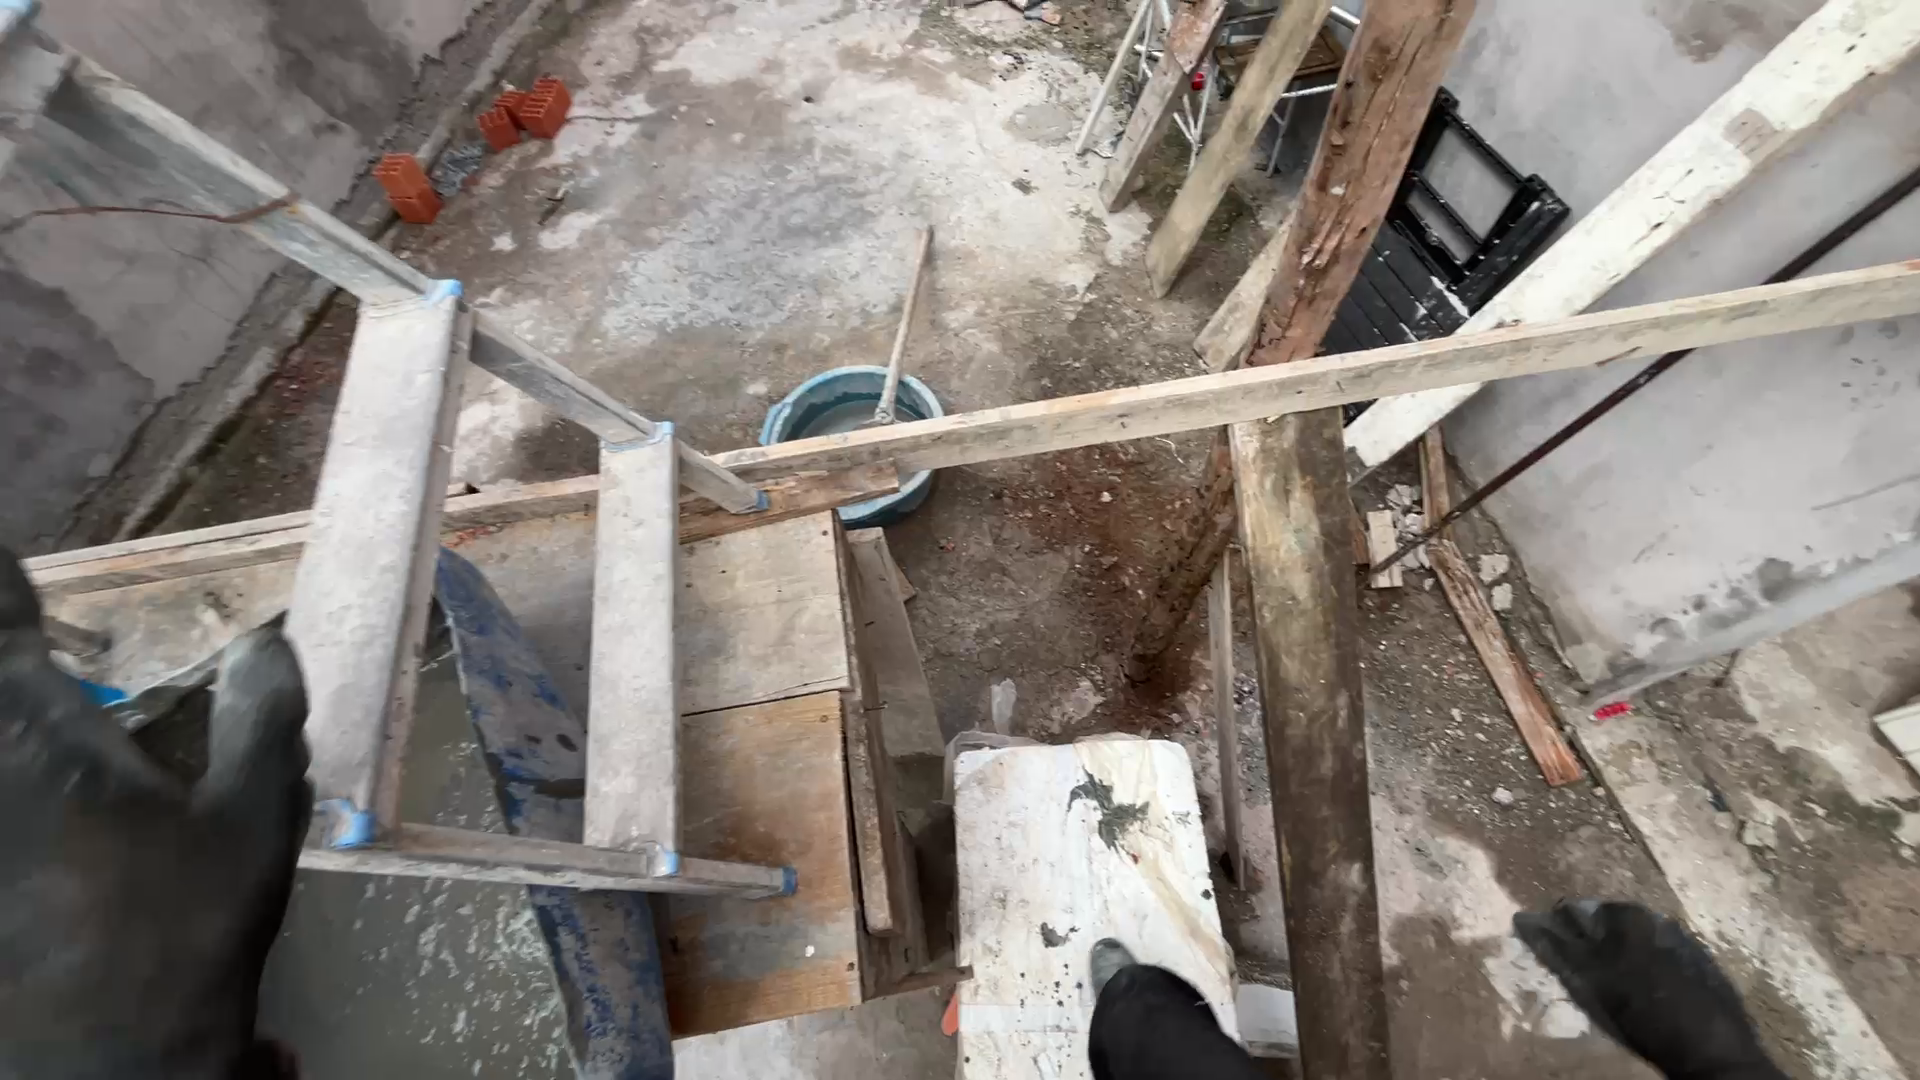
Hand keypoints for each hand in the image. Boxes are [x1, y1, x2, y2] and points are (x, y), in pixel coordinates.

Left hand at [0, 550, 310, 1078]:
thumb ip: (261, 715)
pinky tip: (41, 729)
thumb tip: (264, 638)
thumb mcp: (253, 811)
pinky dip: (16, 719)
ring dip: (4, 674)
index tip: (12, 543)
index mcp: (44, 742)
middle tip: (19, 601)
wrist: (101, 1046)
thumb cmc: (186, 920)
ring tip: (23, 654)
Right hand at [1514, 899, 1786, 1079]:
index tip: (1556, 949)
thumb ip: (1553, 946)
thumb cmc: (1641, 1016)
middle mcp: (1652, 918)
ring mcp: (1682, 941)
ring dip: (1620, 949)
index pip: (1574, 910)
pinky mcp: (1705, 964)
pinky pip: (1664, 952)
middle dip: (1591, 937)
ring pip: (1635, 935)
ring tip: (1617, 976)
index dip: (1559, 929)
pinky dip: (1650, 962)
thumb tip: (1521, 918)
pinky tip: (1649, 985)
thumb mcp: (1588, 983)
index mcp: (1622, 916)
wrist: (1717, 1057)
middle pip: (1605, 919)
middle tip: (1586, 965)